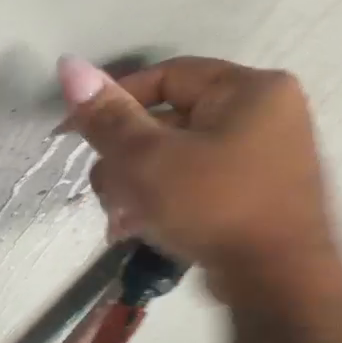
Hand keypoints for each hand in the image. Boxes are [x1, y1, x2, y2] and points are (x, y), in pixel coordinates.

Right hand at [58, 55, 338, 293]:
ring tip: (122, 222)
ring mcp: (257, 152)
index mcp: (247, 89)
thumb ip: (108, 117)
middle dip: (122, 161)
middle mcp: (260, 111)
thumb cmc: (212, 206)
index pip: (164, 76)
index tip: (67, 136)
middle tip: (107, 195)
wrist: (274, 274)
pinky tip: (138, 229)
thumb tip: (69, 68)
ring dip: (132, 188)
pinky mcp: (249, 188)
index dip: (110, 103)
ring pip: (168, 157)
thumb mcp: (148, 160)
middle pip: (162, 122)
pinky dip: (155, 202)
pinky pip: (186, 181)